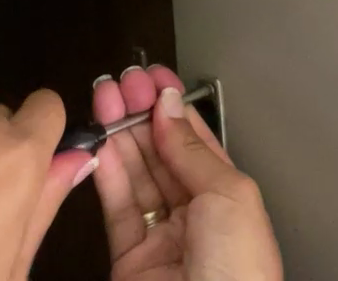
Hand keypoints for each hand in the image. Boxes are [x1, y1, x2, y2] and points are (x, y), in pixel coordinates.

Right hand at [92, 65, 282, 280]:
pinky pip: (116, 206)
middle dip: (141, 113)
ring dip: (120, 132)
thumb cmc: (238, 274)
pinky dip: (106, 170)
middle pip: (161, 152)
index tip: (153, 76)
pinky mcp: (129, 259)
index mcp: (228, 198)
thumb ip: (191, 149)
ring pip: (136, 173)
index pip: (194, 140)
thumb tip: (168, 103)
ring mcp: (160, 238)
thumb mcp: (228, 197)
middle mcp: (194, 215)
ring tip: (105, 96)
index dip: (172, 105)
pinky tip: (99, 140)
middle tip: (122, 81)